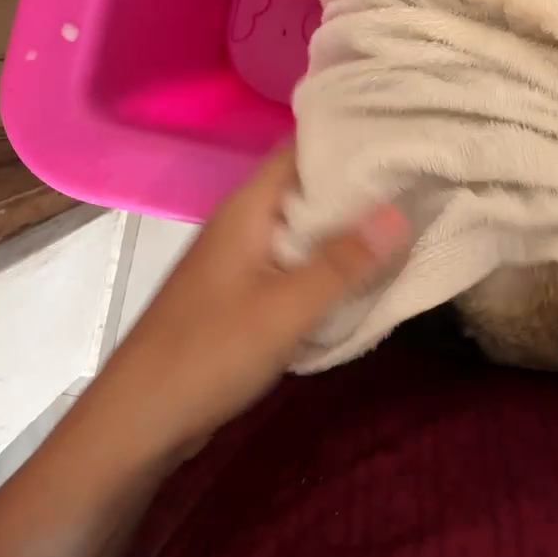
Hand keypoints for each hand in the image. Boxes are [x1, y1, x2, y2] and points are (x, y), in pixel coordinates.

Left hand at [115, 143, 409, 447]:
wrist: (136, 422)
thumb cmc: (207, 354)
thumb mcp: (285, 308)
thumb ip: (344, 261)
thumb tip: (402, 211)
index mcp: (249, 207)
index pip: (304, 146)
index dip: (352, 135)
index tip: (404, 134)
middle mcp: (245, 221)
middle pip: (309, 184)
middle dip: (361, 181)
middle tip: (421, 175)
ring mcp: (243, 256)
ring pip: (305, 225)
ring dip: (348, 224)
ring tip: (407, 214)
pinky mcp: (244, 290)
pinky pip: (297, 259)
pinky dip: (330, 259)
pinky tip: (365, 270)